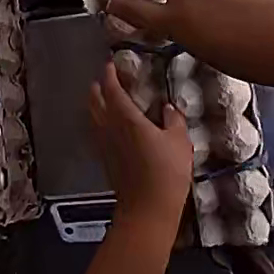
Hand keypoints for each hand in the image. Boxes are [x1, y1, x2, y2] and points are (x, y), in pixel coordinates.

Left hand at [88, 63, 192, 231]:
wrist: (147, 209)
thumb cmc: (166, 172)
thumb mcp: (179, 141)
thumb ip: (173, 120)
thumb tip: (168, 108)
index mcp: (126, 118)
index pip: (113, 90)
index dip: (110, 75)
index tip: (110, 64)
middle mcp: (110, 128)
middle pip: (96, 102)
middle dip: (98, 88)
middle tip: (105, 79)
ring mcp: (104, 145)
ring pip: (93, 117)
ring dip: (95, 104)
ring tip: (102, 97)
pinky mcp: (105, 159)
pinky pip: (97, 131)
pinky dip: (98, 121)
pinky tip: (107, 125)